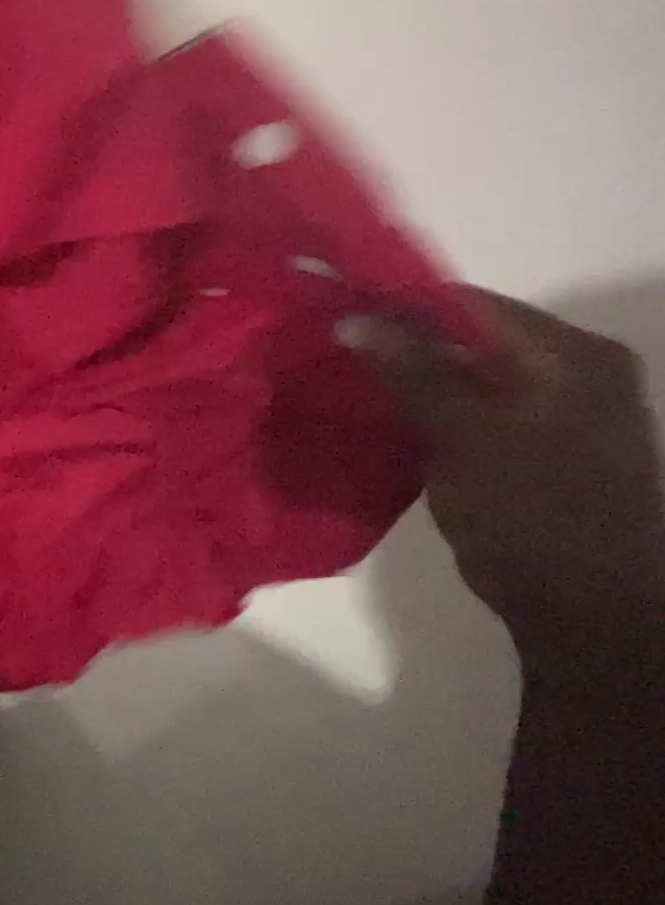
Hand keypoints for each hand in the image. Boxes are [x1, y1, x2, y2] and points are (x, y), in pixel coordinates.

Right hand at [343, 288, 664, 650]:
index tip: (331, 313)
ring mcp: (547, 410)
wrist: (580, 599)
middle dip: (394, 342)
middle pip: (463, 337)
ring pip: (457, 374)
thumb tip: (356, 318)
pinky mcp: (523, 445)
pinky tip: (372, 416)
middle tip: (324, 349)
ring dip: (401, 377)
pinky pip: (461, 408)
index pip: (468, 305)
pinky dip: (418, 408)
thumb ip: (413, 371)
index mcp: (569, 355)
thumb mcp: (466, 433)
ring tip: (336, 380)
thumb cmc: (531, 508)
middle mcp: (567, 370)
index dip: (397, 305)